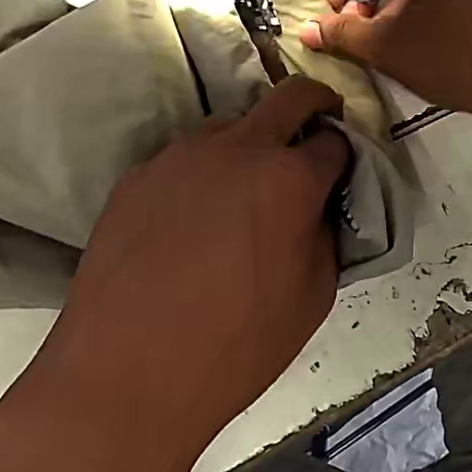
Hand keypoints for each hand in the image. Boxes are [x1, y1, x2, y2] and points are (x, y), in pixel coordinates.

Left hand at [29, 77, 351, 469]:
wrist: (125, 376)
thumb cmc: (237, 345)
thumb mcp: (314, 296)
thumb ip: (327, 235)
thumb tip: (320, 208)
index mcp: (290, 179)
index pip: (335, 140)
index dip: (346, 154)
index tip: (343, 171)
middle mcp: (237, 150)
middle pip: (289, 96)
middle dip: (316, 104)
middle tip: (321, 128)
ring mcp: (181, 157)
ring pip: (233, 123)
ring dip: (255, 142)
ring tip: (248, 190)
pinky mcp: (138, 176)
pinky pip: (188, 157)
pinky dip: (208, 171)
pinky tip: (198, 217)